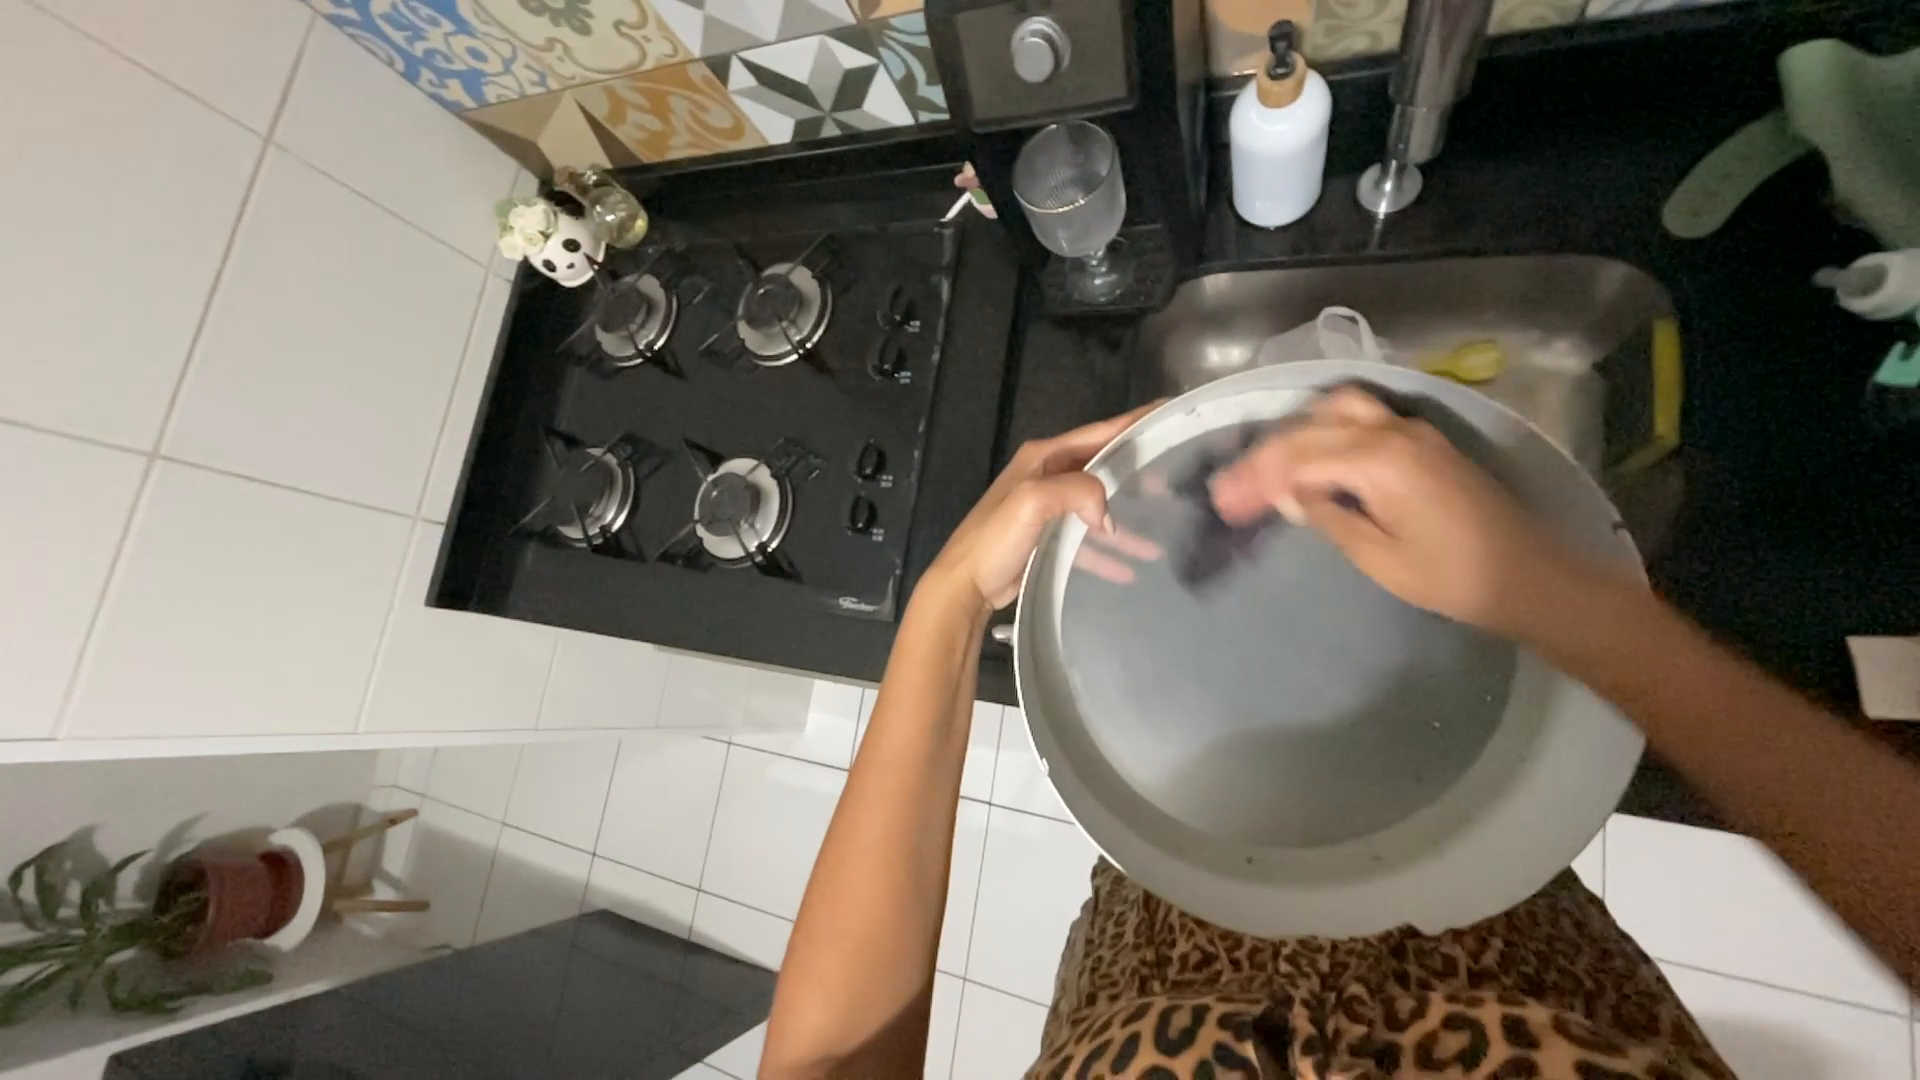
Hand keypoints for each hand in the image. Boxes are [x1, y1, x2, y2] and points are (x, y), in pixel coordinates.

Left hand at [928, 403, 1161, 611]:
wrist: (964, 585)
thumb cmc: (994, 539)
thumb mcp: (1033, 502)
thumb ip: (1077, 492)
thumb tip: (1108, 515)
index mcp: (1044, 458)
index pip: (1099, 432)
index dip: (1134, 423)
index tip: (1170, 414)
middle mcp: (1046, 476)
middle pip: (1102, 468)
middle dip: (1137, 474)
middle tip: (1176, 482)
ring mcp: (1046, 509)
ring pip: (1098, 508)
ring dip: (1127, 522)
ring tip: (1162, 534)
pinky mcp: (1046, 540)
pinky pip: (1085, 541)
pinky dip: (1108, 552)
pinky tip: (1132, 567)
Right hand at [1206, 387, 1571, 633]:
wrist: (1528, 576)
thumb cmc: (1448, 576)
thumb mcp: (1375, 556)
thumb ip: (1328, 514)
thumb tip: (1292, 494)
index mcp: (1378, 460)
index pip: (1297, 458)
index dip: (1256, 480)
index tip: (1224, 503)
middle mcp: (1392, 431)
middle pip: (1309, 429)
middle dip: (1264, 458)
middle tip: (1232, 489)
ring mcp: (1411, 431)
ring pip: (1336, 410)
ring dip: (1295, 433)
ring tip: (1267, 466)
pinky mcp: (1421, 441)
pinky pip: (1360, 418)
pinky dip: (1324, 431)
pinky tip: (1308, 456)